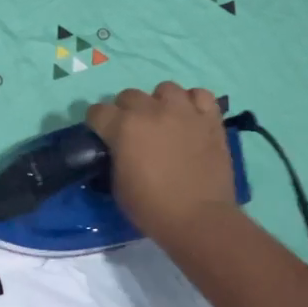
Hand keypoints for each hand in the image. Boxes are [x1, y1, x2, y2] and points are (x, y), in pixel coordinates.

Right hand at [86, 81, 240, 242]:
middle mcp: (152, 111)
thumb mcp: (117, 183)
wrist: (198, 218)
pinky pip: (201, 95)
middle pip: (129, 95)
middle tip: (134, 131)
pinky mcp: (210, 120)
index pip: (97, 111)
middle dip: (126, 111)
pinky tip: (191, 118)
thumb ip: (115, 156)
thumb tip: (118, 149)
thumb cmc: (151, 206)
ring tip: (164, 120)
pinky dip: (193, 103)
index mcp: (123, 127)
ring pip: (166, 89)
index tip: (102, 135)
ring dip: (160, 102)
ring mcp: (184, 112)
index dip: (97, 123)